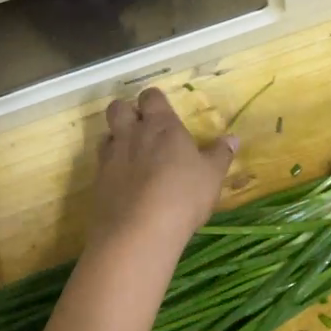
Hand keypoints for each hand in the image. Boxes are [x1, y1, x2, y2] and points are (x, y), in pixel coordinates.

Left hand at [88, 88, 236, 253]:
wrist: (138, 233)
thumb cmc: (182, 196)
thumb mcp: (211, 176)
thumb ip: (220, 155)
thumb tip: (233, 138)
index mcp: (161, 125)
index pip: (151, 97)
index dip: (154, 101)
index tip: (162, 111)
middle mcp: (131, 134)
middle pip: (118, 108)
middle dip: (126, 112)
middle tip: (141, 129)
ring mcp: (111, 158)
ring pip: (106, 135)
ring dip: (115, 140)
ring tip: (130, 157)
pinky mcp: (97, 183)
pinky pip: (100, 166)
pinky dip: (109, 170)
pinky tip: (122, 186)